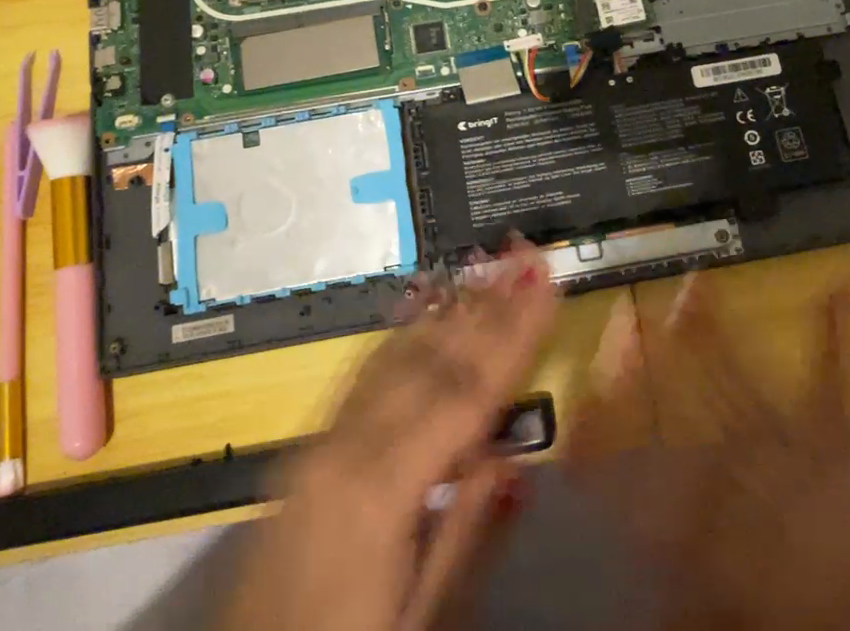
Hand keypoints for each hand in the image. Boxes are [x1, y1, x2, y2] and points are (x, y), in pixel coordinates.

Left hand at [221, 237, 557, 630]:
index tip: (543, 283)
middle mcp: (346, 446)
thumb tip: (513, 461)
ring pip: (393, 358)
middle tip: (522, 254)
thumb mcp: (424, 607)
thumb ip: (467, 528)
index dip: (510, 334)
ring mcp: (319, 441)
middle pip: (429, 361)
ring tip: (484, 267)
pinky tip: (416, 307)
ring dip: (445, 309)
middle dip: (482, 305)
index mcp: (382, 488)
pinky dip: (397, 333)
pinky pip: (360, 375)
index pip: (463, 393)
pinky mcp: (306, 447)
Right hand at [568, 274, 849, 630]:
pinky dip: (839, 328)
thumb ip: (668, 584)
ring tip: (695, 284)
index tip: (579, 401)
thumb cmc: (790, 613)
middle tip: (626, 315)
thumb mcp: (713, 609)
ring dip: (714, 331)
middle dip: (649, 359)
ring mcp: (792, 441)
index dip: (598, 433)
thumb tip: (631, 582)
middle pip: (683, 405)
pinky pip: (838, 376)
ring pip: (742, 378)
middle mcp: (738, 466)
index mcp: (702, 512)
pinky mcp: (838, 432)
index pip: (633, 467)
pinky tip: (845, 282)